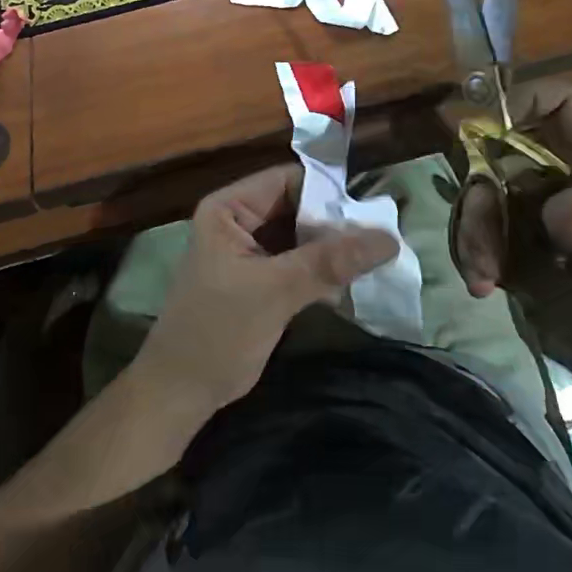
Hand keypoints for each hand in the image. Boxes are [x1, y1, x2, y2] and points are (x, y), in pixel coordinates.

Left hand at [131, 164, 398, 411]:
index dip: (329, 191)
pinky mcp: (262, 281)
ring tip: (380, 255)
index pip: (287, 180)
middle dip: (337, 223)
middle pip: (298, 208)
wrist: (181, 390)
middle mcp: (239, 222)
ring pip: (302, 238)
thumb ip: (328, 261)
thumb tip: (390, 237)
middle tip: (385, 235)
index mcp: (228, 209)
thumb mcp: (274, 290)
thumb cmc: (216, 332)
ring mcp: (250, 252)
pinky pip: (301, 264)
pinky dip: (326, 270)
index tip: (374, 209)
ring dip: (335, 248)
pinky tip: (358, 278)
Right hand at [453, 81, 571, 418]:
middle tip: (480, 243)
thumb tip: (554, 198)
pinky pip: (475, 231)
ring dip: (471, 233)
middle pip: (498, 154)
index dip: (516, 99)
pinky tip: (483, 285)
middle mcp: (563, 179)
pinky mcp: (515, 244)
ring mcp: (535, 213)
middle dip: (478, 195)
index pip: (559, 105)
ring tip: (484, 277)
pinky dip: (470, 253)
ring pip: (480, 195)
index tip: (471, 125)